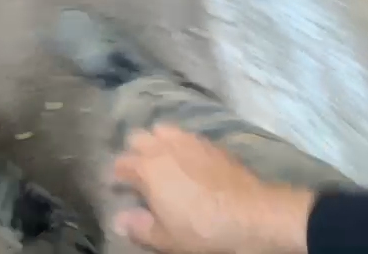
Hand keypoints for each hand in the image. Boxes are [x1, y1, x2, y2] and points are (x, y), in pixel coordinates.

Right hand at [108, 126, 315, 253]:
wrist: (251, 215)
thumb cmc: (204, 230)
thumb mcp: (167, 238)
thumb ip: (139, 227)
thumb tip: (117, 219)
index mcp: (148, 169)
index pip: (121, 163)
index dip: (116, 174)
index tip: (116, 185)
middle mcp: (163, 146)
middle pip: (138, 137)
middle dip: (133, 151)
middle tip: (137, 172)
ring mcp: (187, 139)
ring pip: (161, 129)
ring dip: (156, 141)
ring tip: (161, 159)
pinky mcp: (208, 141)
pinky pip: (185, 134)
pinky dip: (178, 142)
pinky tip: (186, 159)